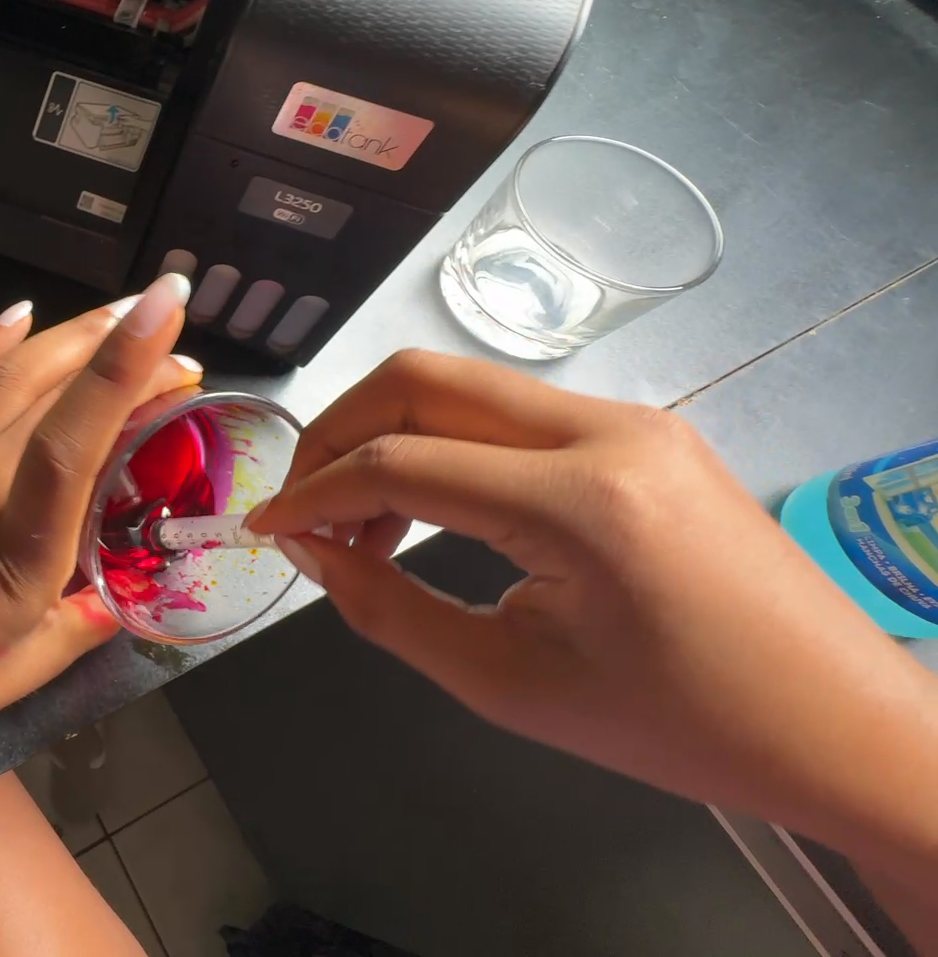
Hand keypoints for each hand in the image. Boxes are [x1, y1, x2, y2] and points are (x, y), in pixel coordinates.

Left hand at [0, 275, 200, 776]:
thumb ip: (94, 610)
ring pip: (2, 374)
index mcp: (13, 545)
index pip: (73, 438)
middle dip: (118, 348)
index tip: (168, 312)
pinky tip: (20, 315)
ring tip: (119, 309)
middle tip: (171, 329)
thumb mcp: (33, 663)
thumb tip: (135, 572)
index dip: (123, 367)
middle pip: (48, 390)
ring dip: (66, 333)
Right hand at [246, 351, 937, 876]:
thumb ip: (382, 607)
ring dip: (379, 438)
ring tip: (355, 521)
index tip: (266, 528)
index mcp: (579, 504)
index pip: (396, 464)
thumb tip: (306, 550)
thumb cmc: (675, 726)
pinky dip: (431, 448)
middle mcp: (603, 432)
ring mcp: (625, 420)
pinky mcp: (631, 430)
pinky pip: (495, 413)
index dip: (311, 493)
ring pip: (451, 385)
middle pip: (415, 381)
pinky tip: (419, 510)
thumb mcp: (502, 683)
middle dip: (332, 434)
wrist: (847, 732)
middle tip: (301, 501)